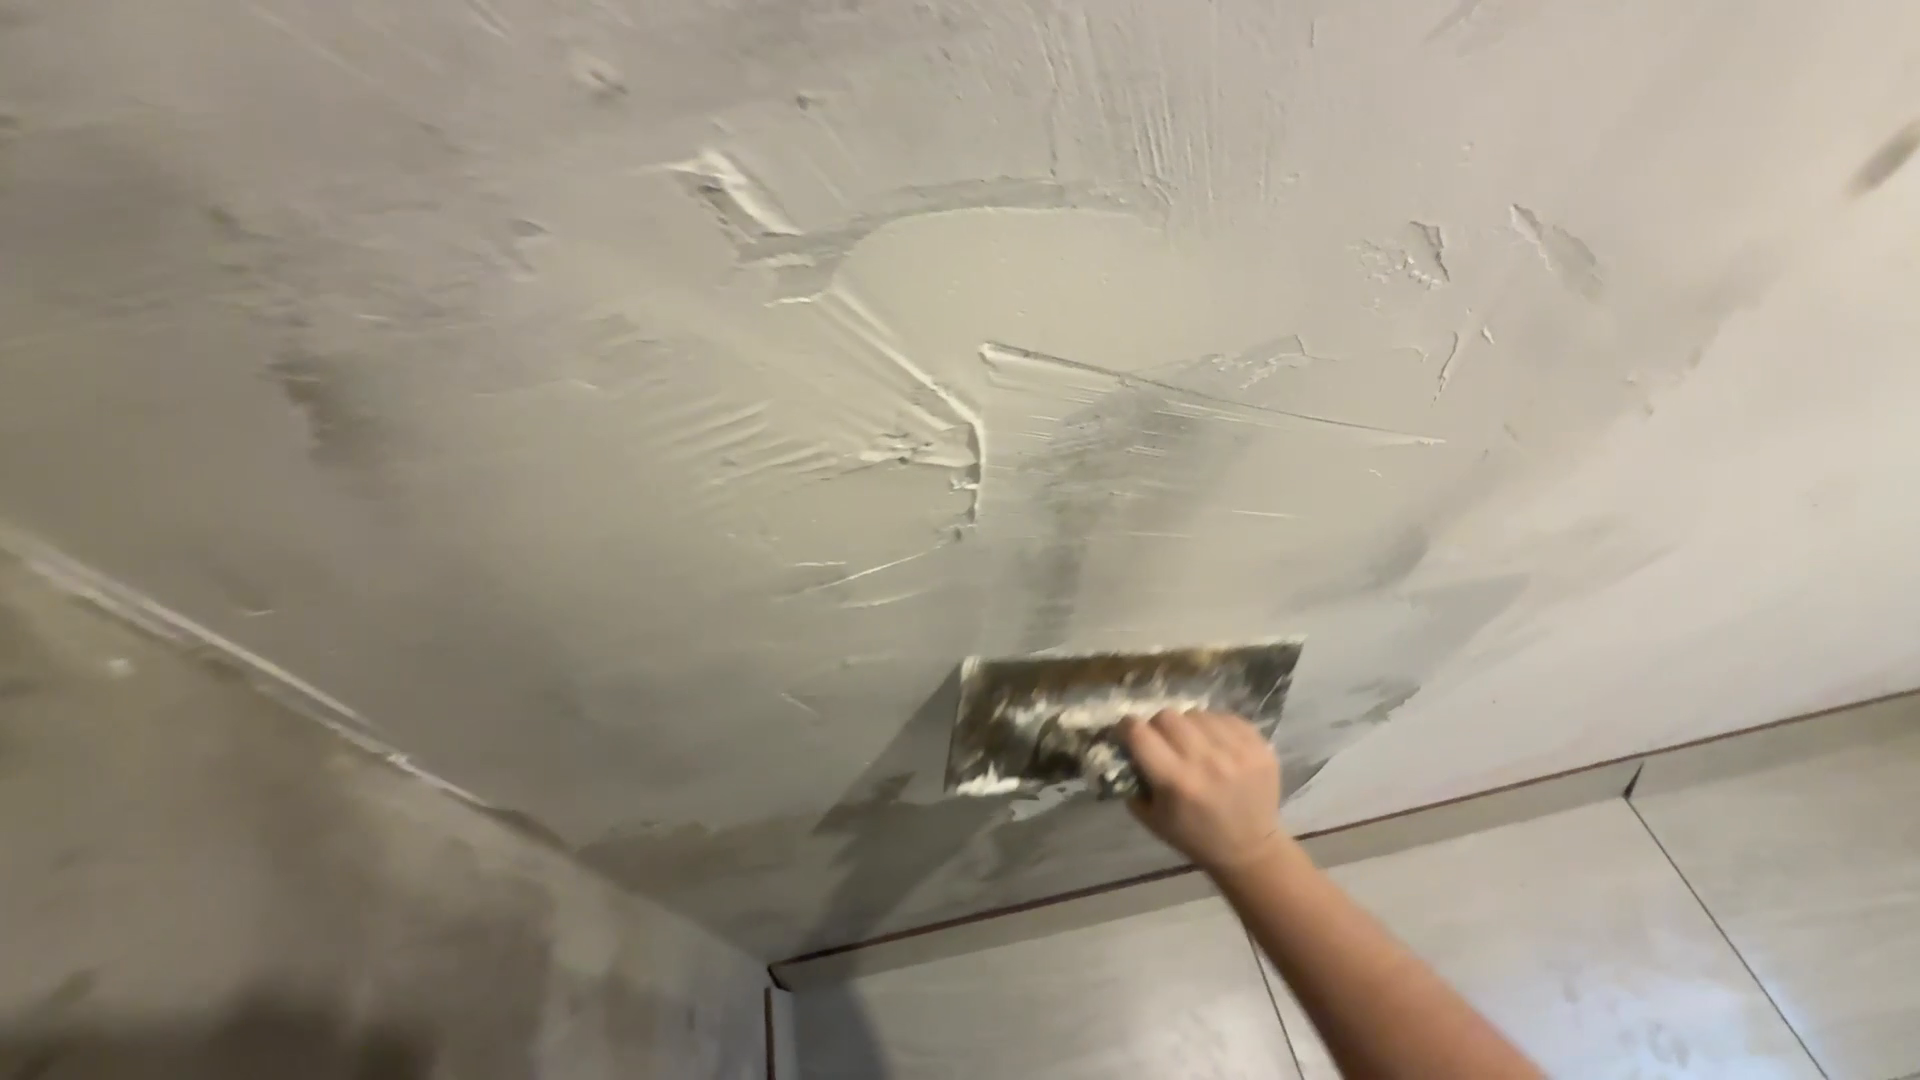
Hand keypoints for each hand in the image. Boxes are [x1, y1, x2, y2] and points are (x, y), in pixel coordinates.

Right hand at [1121, 709, 1287, 873]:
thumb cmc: (1194, 836)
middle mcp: (1207, 762)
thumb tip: (1122, 748)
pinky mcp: (1259, 746)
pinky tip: (1217, 746)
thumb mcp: (1151, 817)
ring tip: (1193, 745)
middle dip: (1158, 726)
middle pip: (1167, 716)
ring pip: (1196, 714)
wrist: (1250, 849)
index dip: (1126, 728)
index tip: (1127, 733)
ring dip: (1188, 726)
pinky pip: (1225, 717)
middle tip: (1163, 742)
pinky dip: (1214, 727)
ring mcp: (1237, 752)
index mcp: (1177, 782)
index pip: (1139, 733)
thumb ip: (1132, 780)